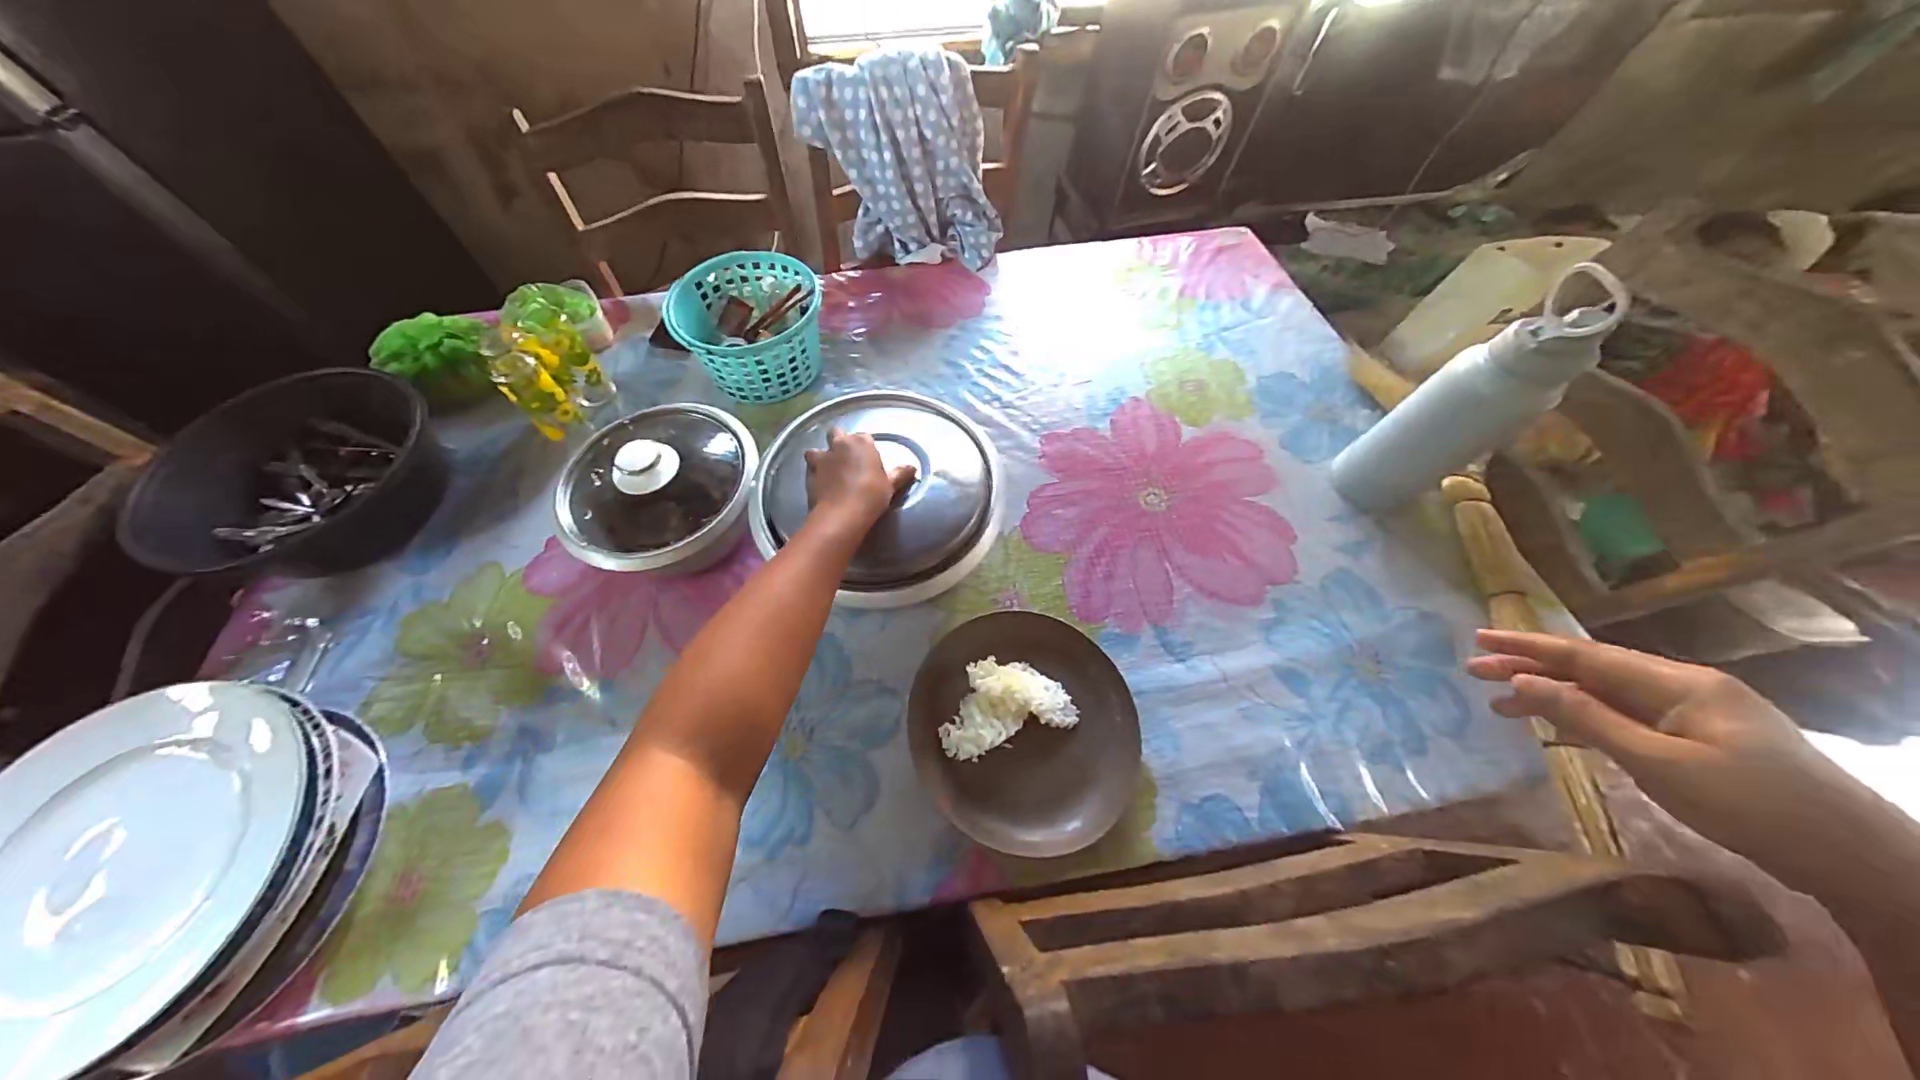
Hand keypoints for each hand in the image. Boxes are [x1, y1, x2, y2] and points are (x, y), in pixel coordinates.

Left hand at [804, 427, 915, 533]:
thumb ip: (900, 474)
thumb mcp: (890, 485)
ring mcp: (821, 457)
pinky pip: (810, 468)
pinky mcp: (809, 472)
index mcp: (861, 442)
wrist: (843, 513)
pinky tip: (820, 484)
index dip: (865, 448)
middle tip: (846, 459)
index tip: (868, 461)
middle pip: (836, 433)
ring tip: (827, 470)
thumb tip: (913, 468)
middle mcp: (839, 444)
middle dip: (839, 442)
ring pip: (816, 450)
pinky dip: (814, 473)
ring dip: (820, 457)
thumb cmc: (872, 494)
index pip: (864, 437)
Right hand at [1467, 628, 1901, 893]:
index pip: (1585, 655)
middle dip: (1531, 668)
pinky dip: (1584, 717)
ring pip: (1606, 694)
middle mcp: (1684, 687)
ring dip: (1552, 695)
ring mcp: (1695, 714)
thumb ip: (1587, 718)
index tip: (1478, 637)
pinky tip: (1555, 726)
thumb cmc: (1752, 806)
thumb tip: (1525, 682)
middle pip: (1592, 670)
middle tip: (1474, 669)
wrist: (1855, 857)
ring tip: (1500, 704)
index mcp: (1679, 684)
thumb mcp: (1659, 763)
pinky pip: (1626, 716)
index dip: (1527, 646)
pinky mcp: (1699, 739)